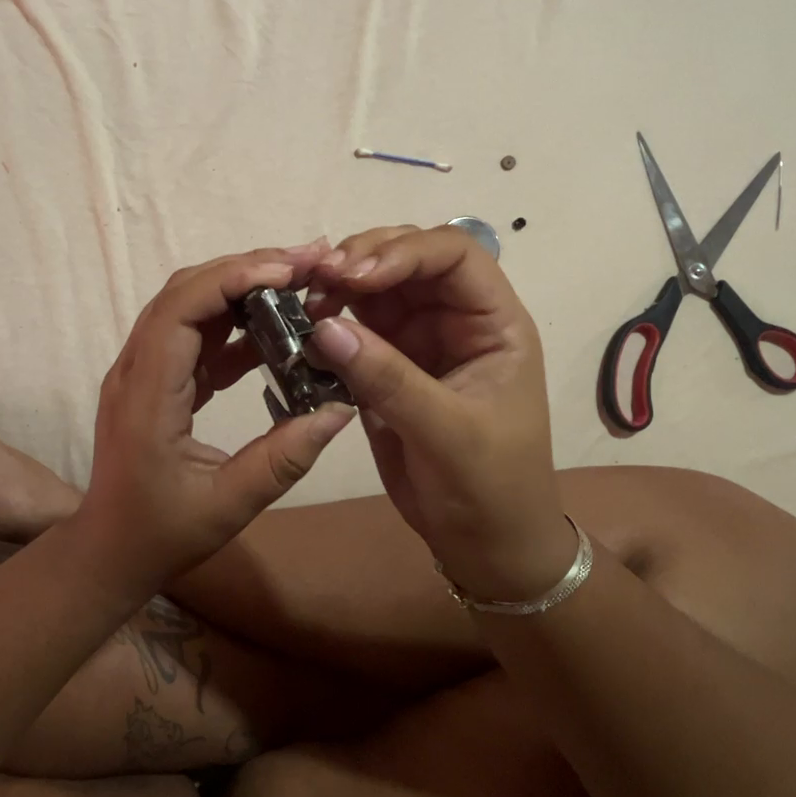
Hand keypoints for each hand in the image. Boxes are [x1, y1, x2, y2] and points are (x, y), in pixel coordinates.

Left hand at [81, 245, 356, 581]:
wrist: (110, 548)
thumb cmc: (162, 533)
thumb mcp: (228, 505)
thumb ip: (282, 459)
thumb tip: (340, 410)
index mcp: (146, 395)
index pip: (180, 310)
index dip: (232, 279)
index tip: (289, 270)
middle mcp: (137, 370)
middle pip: (185, 293)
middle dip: (246, 269)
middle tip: (309, 261)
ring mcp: (143, 372)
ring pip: (189, 306)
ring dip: (242, 288)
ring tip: (301, 281)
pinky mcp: (157, 381)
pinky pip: (194, 336)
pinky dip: (235, 322)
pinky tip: (277, 326)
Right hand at [305, 225, 571, 599]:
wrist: (484, 544)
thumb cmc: (490, 487)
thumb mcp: (449, 433)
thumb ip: (390, 380)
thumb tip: (324, 328)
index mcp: (492, 322)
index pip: (453, 255)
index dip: (404, 252)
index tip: (354, 275)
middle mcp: (453, 319)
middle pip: (408, 259)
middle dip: (362, 259)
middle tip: (317, 280)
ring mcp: (417, 342)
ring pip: (373, 289)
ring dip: (338, 286)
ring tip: (303, 301)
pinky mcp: (385, 368)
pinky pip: (352, 329)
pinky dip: (326, 324)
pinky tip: (303, 331)